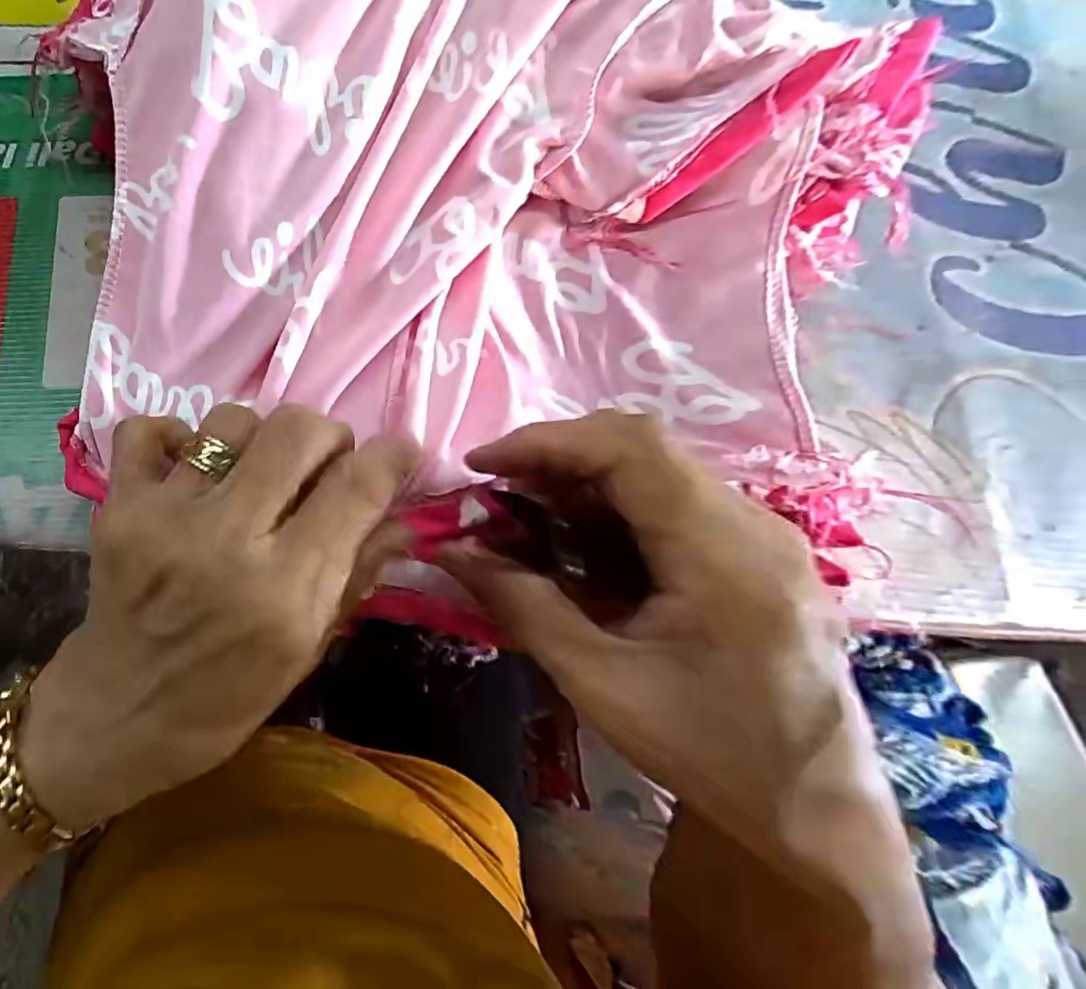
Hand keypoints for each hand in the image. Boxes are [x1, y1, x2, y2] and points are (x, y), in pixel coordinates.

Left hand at [20, 404, 419, 830]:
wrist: (122, 711)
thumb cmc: (223, 699)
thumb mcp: (305, 651)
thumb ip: (354, 575)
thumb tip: (401, 515)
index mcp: (286, 590)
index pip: (356, 489)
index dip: (390, 457)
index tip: (396, 452)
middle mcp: (228, 540)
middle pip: (297, 432)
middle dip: (328, 436)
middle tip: (321, 464)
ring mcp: (165, 516)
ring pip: (230, 421)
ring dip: (257, 437)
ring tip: (252, 470)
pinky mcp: (118, 507)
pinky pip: (143, 431)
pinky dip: (171, 434)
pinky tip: (185, 463)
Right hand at [435, 412, 885, 857]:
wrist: (809, 813)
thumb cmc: (703, 749)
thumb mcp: (594, 678)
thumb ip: (518, 601)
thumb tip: (446, 548)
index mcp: (725, 555)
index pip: (631, 450)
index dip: (545, 442)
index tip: (478, 466)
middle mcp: (752, 528)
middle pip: (641, 448)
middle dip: (551, 457)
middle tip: (490, 491)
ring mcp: (756, 539)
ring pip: (651, 470)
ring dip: (573, 481)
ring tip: (516, 516)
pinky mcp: (747, 555)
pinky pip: (663, 502)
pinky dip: (600, 507)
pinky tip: (567, 543)